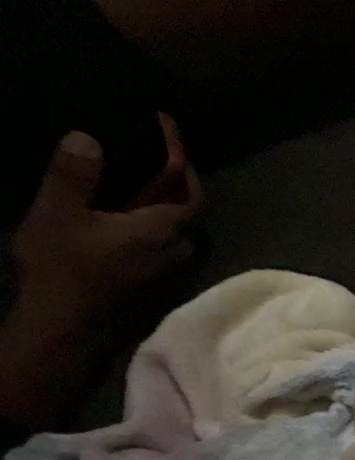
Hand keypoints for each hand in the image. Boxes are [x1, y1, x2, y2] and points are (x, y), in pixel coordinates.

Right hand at [8, 116, 200, 326]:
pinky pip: (166, 247)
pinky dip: (154, 227)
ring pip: (179, 230)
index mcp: (166, 230)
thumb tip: (89, 137)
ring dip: (164, 205)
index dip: (182, 158)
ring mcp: (177, 271)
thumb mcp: (58, 215)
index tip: (168, 129)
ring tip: (137, 182)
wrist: (73, 330)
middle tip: (149, 154)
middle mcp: (184, 251)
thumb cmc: (67, 271)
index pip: (190, 188)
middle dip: (173, 181)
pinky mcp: (163, 286)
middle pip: (188, 209)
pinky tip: (128, 221)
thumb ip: (75, 176)